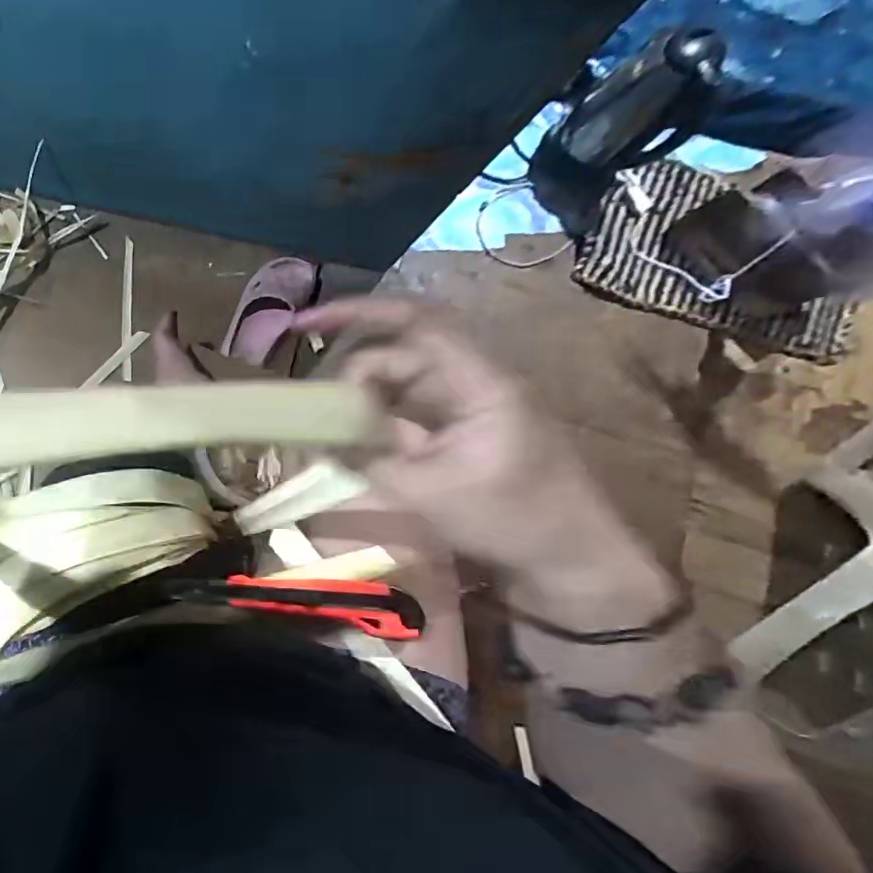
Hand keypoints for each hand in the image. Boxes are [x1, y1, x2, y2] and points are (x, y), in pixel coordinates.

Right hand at [297, 299, 673, 627]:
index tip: (305, 324)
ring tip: (320, 417)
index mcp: (478, 384)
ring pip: (400, 379)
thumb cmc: (508, 521)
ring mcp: (467, 405)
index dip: (359, 314)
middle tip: (308, 397)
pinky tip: (345, 433)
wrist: (567, 558)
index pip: (417, 324)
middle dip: (351, 363)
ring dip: (359, 392)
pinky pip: (406, 407)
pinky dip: (373, 415)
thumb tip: (314, 434)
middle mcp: (474, 382)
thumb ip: (366, 456)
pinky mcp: (459, 428)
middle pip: (401, 351)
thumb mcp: (425, 491)